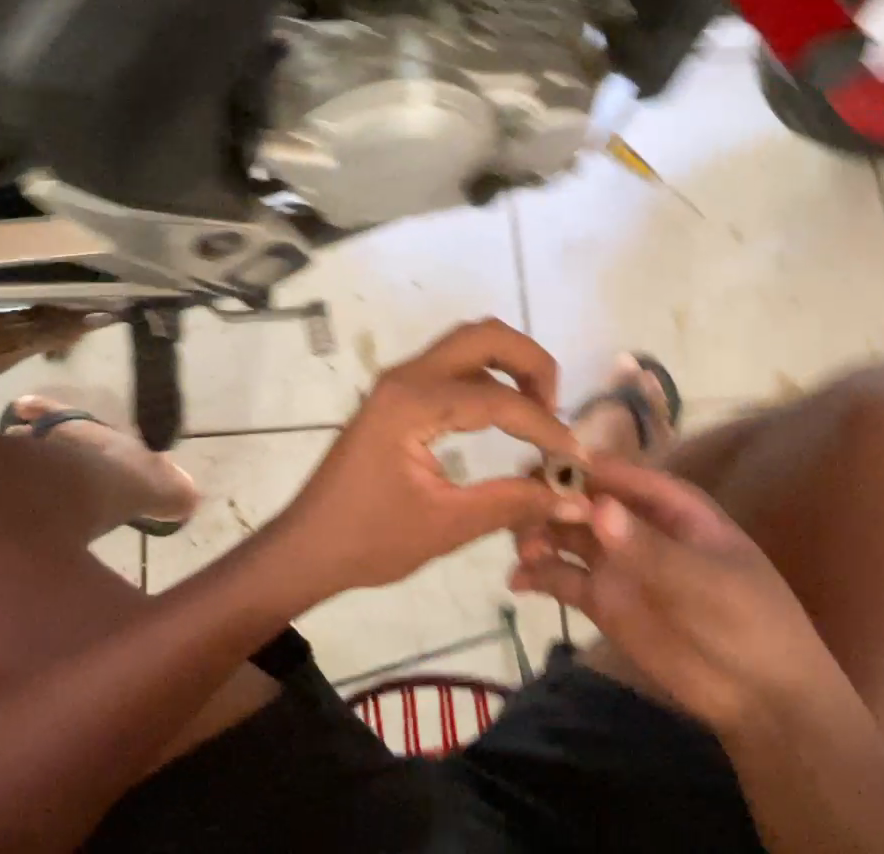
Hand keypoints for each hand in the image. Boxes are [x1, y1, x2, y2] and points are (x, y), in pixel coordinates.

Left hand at [269, 319, 585, 595]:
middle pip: (484, 336)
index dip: (546, 426)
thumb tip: (574, 495)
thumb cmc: (369, 540)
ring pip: (466, 346)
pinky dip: (486, 380)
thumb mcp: (447, 526)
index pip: (499, 398)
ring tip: (537, 415)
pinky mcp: (395, 398)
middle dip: (531, 363)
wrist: (307, 546)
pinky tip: (502, 421)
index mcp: (413, 403)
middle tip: (555, 411)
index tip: (576, 459)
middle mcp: (405, 378)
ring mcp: (397, 384)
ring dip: (509, 366)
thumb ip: (513, 503)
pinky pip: (450, 369)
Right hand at [511, 458, 851, 730]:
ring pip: (563, 532)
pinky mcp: (601, 600)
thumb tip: (597, 507)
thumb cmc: (749, 623)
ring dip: (538, 532)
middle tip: (520, 510)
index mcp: (670, 506)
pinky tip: (517, 582)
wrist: (761, 698)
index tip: (541, 465)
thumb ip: (649, 548)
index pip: (618, 473)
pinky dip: (535, 574)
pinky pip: (559, 577)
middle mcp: (635, 525)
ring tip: (525, 551)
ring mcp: (616, 563)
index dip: (581, 466)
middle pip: (582, 497)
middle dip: (550, 498)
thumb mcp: (706, 582)